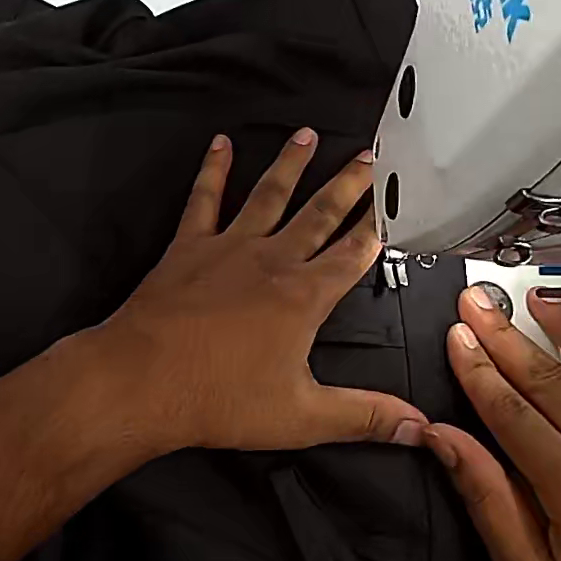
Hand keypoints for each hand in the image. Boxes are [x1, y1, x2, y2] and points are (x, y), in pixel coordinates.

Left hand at [76, 129, 427, 455]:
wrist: (143, 379)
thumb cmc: (217, 398)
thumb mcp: (301, 417)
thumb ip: (363, 417)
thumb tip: (417, 426)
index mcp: (303, 296)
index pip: (353, 253)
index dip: (378, 226)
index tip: (395, 199)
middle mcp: (270, 261)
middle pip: (319, 213)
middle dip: (348, 183)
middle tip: (368, 154)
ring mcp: (227, 247)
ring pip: (268, 194)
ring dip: (290, 163)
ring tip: (307, 135)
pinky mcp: (187, 247)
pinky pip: (204, 198)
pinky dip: (213, 169)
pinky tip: (220, 144)